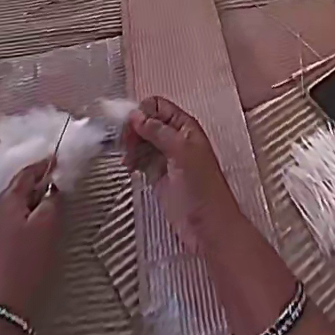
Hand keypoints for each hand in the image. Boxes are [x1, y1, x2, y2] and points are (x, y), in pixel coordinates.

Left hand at [0, 158, 64, 314]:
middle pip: (17, 189)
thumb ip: (51, 201)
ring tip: (48, 206)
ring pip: (12, 207)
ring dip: (30, 203)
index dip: (43, 165)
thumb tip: (51, 189)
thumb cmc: (27, 262)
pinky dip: (22, 219)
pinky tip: (33, 229)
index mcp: (6, 200)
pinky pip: (8, 223)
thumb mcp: (46, 227)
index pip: (25, 173)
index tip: (57, 160)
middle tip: (56, 183)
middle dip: (36, 184)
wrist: (2, 308)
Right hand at [122, 96, 241, 251]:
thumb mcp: (182, 153)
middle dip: (133, 129)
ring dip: (130, 145)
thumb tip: (136, 115)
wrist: (208, 228)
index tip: (131, 126)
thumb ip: (158, 131)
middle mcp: (175, 138)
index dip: (142, 112)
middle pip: (146, 122)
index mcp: (184, 127)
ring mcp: (166, 157)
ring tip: (128, 159)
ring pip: (141, 140)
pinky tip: (129, 166)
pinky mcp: (158, 175)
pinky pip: (140, 158)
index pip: (157, 106)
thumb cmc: (203, 189)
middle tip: (125, 143)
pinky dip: (132, 159)